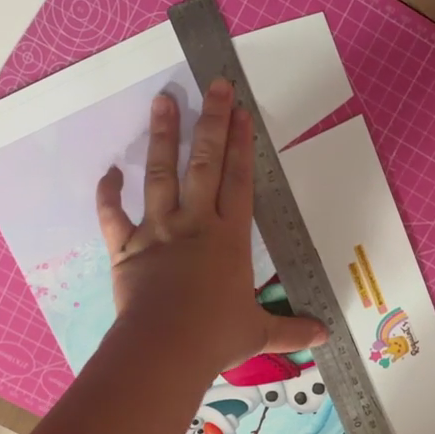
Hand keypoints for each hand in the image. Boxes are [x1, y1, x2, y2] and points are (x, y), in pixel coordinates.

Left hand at [96, 81, 325, 370]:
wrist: (165, 347)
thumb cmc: (215, 337)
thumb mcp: (259, 334)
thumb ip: (290, 329)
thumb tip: (325, 336)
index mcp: (229, 238)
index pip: (238, 181)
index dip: (242, 145)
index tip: (241, 112)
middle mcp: (194, 223)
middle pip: (204, 163)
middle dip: (211, 122)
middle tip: (213, 85)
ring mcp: (157, 231)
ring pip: (160, 174)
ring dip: (162, 136)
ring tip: (164, 101)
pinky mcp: (126, 247)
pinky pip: (113, 215)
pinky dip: (109, 193)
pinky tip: (111, 171)